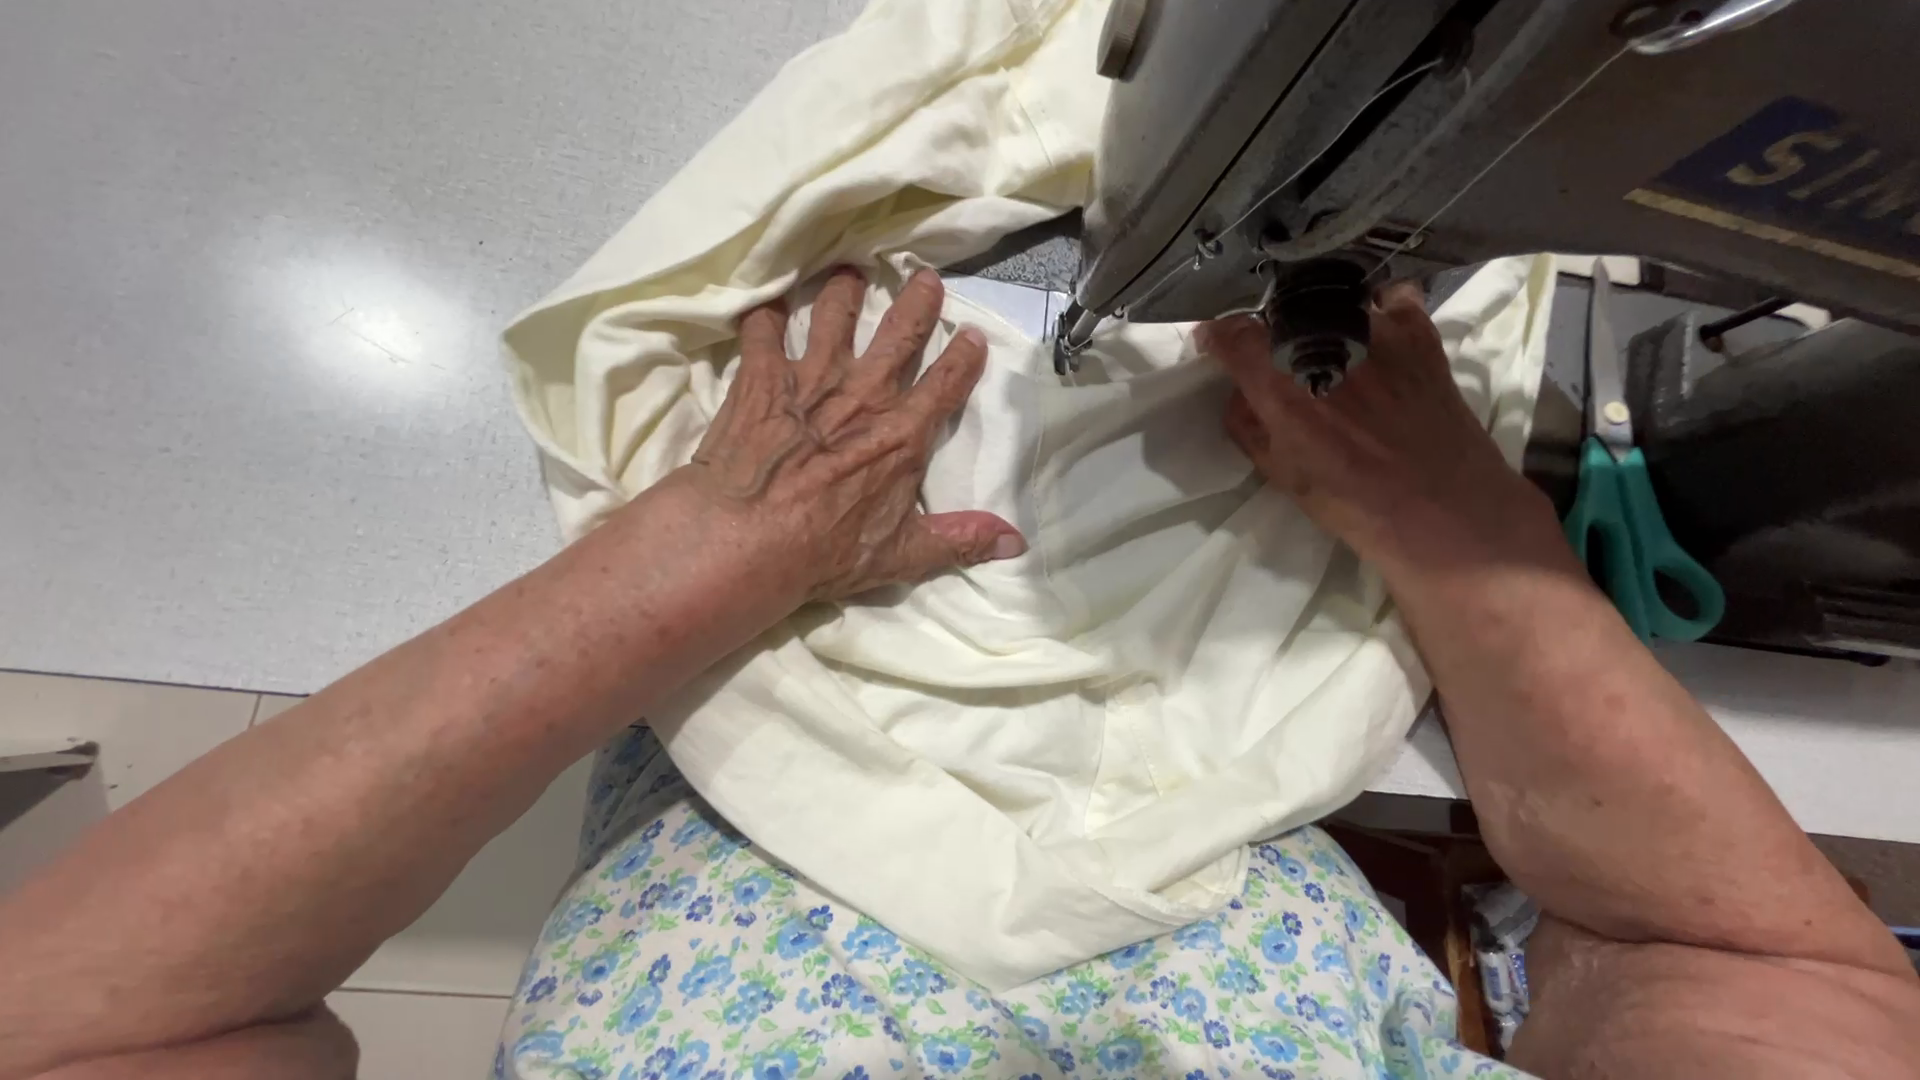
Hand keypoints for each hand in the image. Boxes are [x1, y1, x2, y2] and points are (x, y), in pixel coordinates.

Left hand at [675, 267, 1024, 604]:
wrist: (746, 538)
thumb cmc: (825, 550)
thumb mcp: (901, 556)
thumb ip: (958, 541)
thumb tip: (1015, 542)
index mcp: (901, 435)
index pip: (944, 384)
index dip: (963, 357)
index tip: (972, 335)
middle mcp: (862, 395)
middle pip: (898, 335)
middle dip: (916, 304)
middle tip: (925, 278)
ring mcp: (809, 380)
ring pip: (833, 318)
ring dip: (844, 292)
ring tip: (849, 272)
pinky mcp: (760, 379)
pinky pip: (764, 331)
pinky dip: (766, 314)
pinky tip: (768, 304)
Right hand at [1199, 281, 1562, 579]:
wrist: (1442, 509)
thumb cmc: (1352, 501)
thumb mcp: (1280, 473)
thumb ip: (1248, 426)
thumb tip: (1237, 393)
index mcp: (1281, 384)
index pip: (1233, 334)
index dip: (1216, 336)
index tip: (1213, 343)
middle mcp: (1324, 345)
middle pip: (1278, 315)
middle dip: (1266, 334)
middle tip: (1272, 362)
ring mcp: (1376, 331)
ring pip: (1331, 305)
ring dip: (1317, 324)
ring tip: (1326, 353)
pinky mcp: (1419, 332)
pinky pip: (1391, 300)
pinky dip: (1378, 312)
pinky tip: (1374, 335)